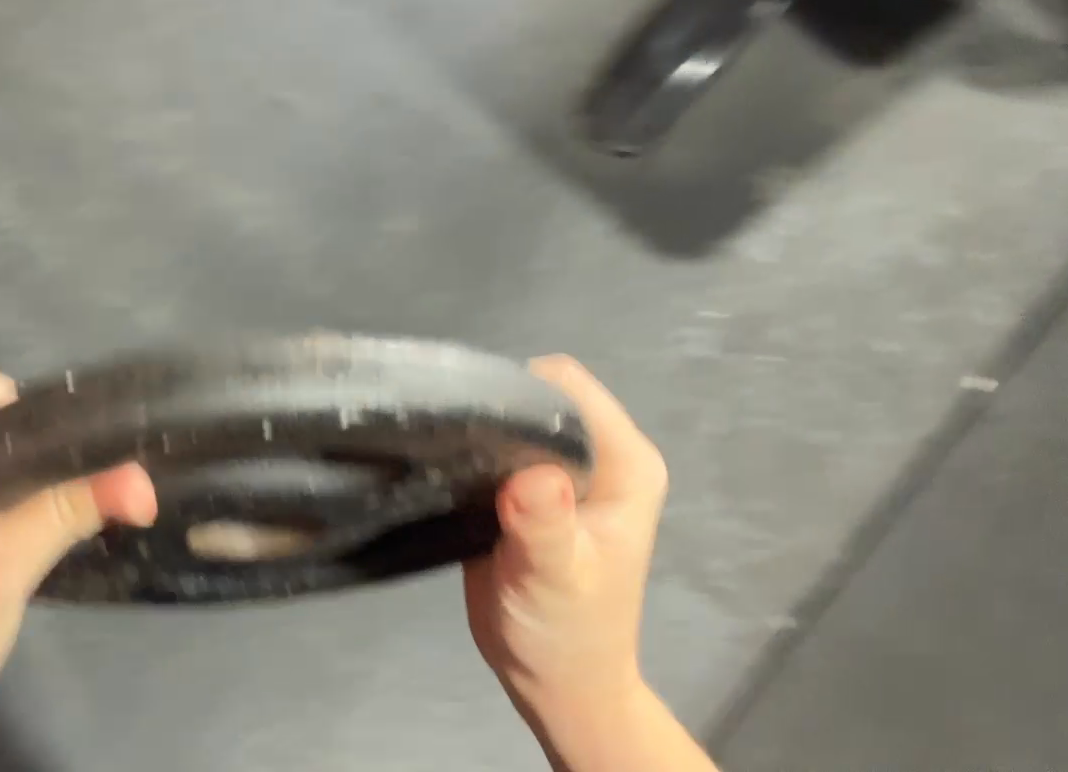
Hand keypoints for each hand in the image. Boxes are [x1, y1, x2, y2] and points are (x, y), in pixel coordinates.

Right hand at [464, 356, 705, 771]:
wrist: (552, 682)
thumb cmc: (566, 633)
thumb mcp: (556, 577)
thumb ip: (546, 522)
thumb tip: (532, 472)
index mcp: (624, 462)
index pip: (567, 385)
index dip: (519, 390)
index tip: (474, 419)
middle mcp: (596, 455)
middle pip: (536, 393)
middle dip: (492, 406)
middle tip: (452, 440)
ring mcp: (561, 470)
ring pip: (510, 416)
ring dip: (476, 429)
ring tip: (443, 454)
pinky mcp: (526, 487)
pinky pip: (494, 444)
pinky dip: (468, 450)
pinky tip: (445, 468)